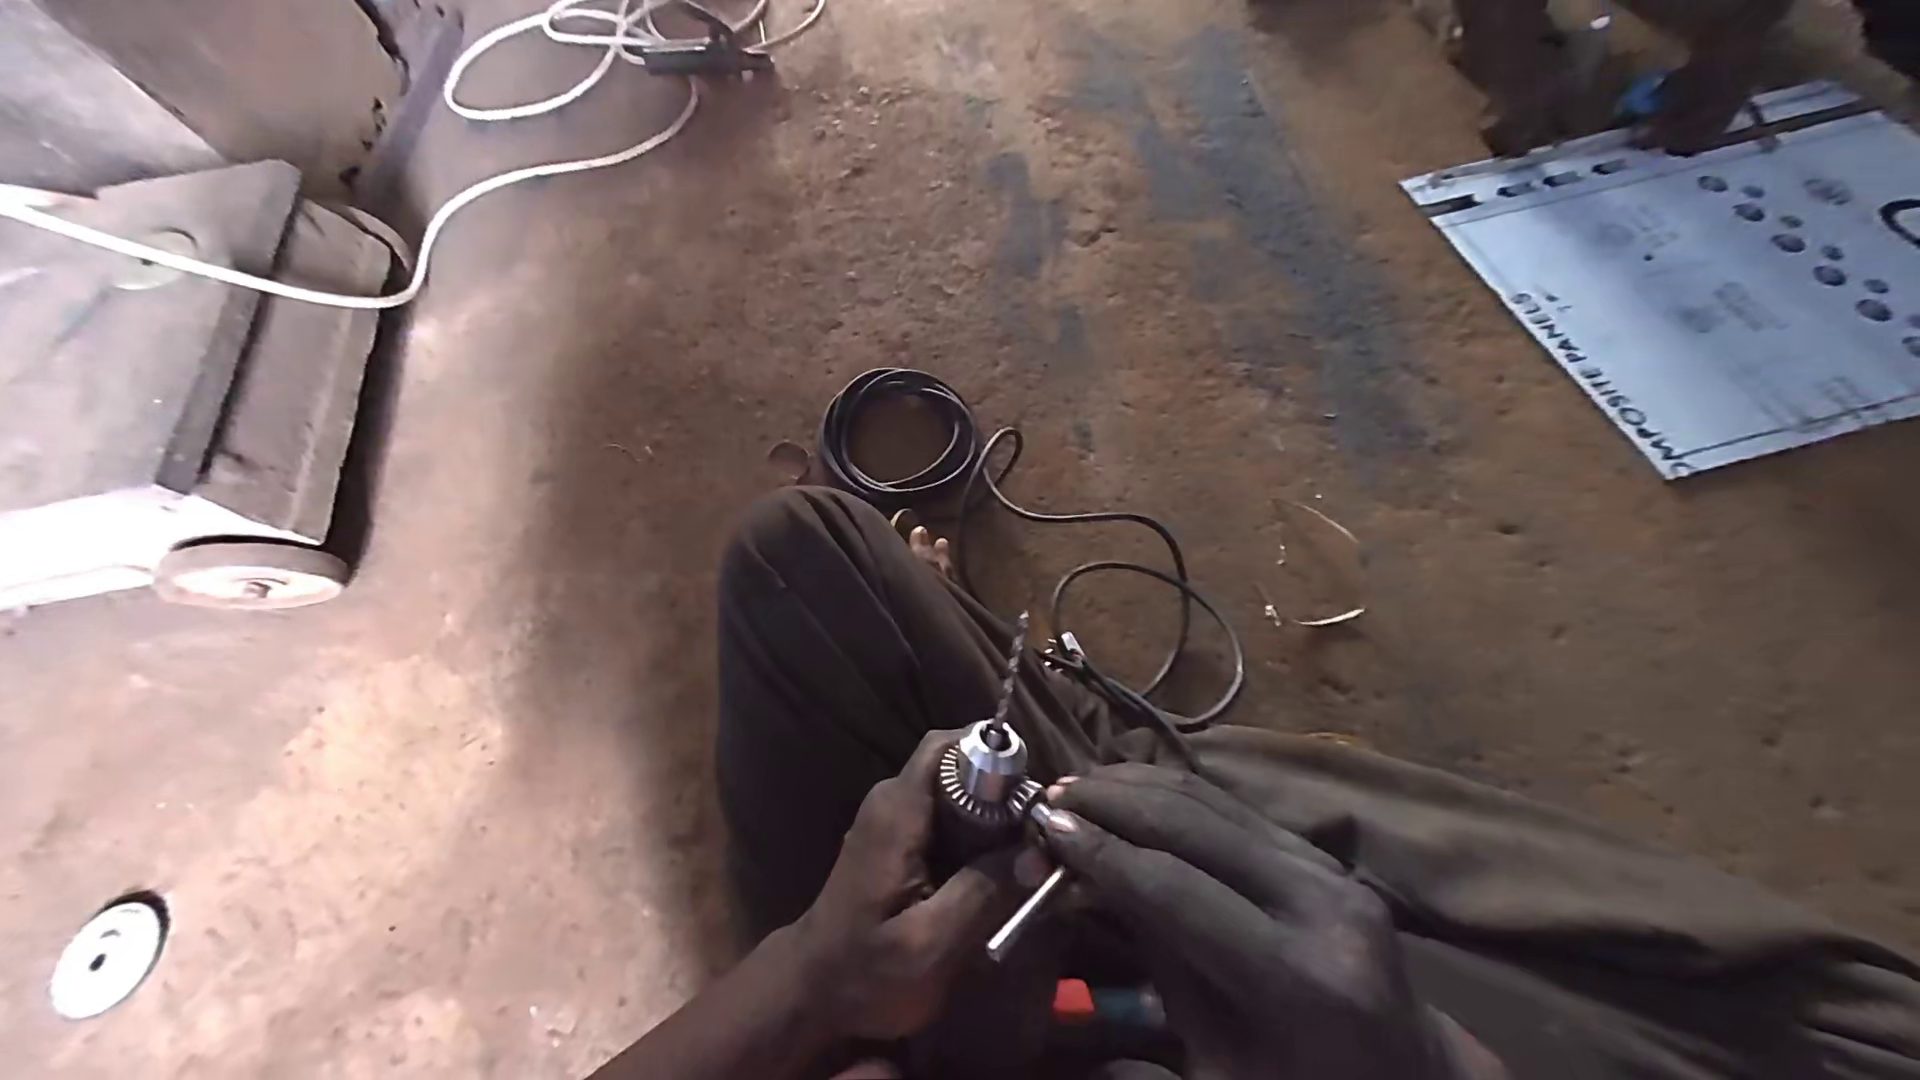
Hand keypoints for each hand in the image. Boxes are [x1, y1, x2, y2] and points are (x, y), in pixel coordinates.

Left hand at [790, 730, 1016, 1041]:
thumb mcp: (930, 944)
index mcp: (898, 808)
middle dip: (998, 788)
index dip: (991, 752)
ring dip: (988, 810)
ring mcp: (889, 814)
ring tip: (1023, 847)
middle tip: (1035, 827)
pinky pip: (940, 810)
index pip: (946, 745)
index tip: (1029, 788)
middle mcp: (891, 797)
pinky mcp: (892, 834)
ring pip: (950, 788)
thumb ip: (982, 892)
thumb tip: (1039, 853)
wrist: (812, 989)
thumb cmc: (866, 970)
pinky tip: (992, 863)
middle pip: (954, 764)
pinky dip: (970, 826)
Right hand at [1040, 765, 1460, 1079]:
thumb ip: (1151, 953)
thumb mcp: (1214, 1056)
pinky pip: (1228, 804)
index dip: (1101, 852)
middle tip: (1053, 796)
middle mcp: (1323, 904)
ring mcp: (1328, 866)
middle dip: (1109, 802)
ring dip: (1133, 784)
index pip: (1175, 890)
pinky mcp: (1320, 850)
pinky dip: (1168, 789)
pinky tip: (1127, 787)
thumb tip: (1078, 877)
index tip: (1044, 827)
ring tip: (1079, 784)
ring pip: (1207, 798)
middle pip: (1189, 823)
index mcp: (1304, 984)